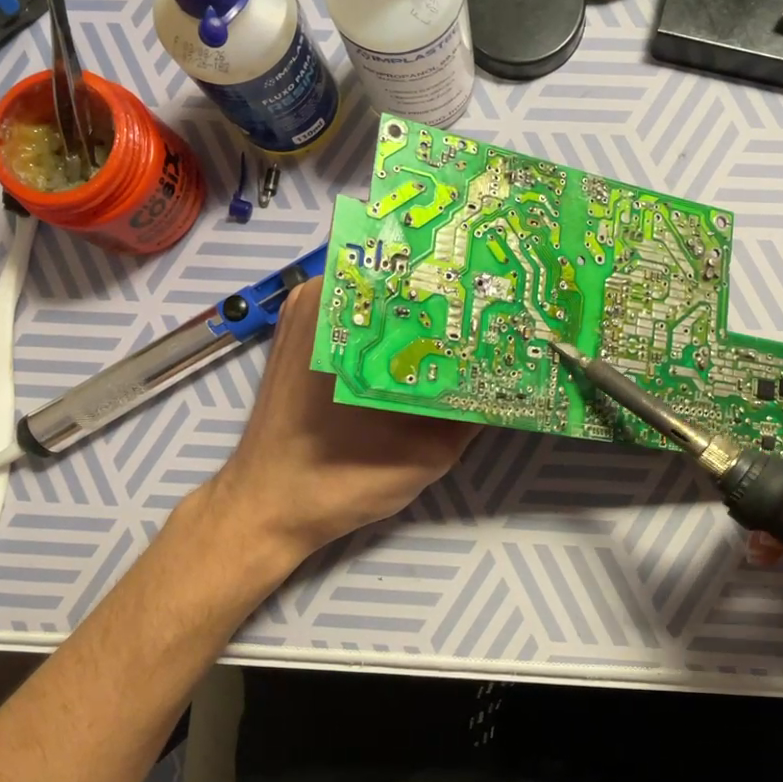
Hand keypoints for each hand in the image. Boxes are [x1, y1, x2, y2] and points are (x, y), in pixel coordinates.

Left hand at [205, 277, 478, 561]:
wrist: (267, 510)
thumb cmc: (340, 480)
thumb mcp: (425, 451)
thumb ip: (472, 409)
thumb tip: (515, 374)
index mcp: (346, 311)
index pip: (420, 271)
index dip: (466, 280)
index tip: (506, 291)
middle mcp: (320, 297)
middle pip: (400, 279)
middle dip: (448, 295)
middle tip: (498, 310)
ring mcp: (306, 314)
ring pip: (381, 297)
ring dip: (421, 312)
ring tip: (472, 326)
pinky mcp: (301, 336)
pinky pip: (360, 316)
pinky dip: (392, 329)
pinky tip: (428, 350)